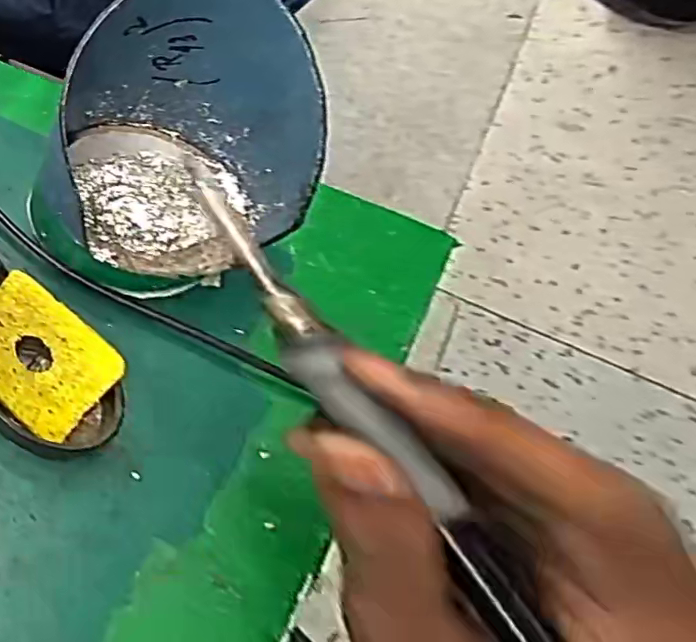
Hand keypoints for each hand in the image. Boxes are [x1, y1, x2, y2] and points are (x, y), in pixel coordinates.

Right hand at [291, 351, 695, 640]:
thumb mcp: (410, 635)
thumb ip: (383, 547)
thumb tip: (332, 441)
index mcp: (647, 625)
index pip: (586, 499)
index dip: (471, 420)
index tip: (361, 370)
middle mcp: (653, 593)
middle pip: (553, 476)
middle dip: (433, 417)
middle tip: (336, 378)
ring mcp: (613, 575)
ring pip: (524, 475)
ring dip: (423, 433)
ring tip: (338, 410)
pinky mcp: (564, 562)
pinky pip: (507, 492)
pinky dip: (432, 458)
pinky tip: (373, 448)